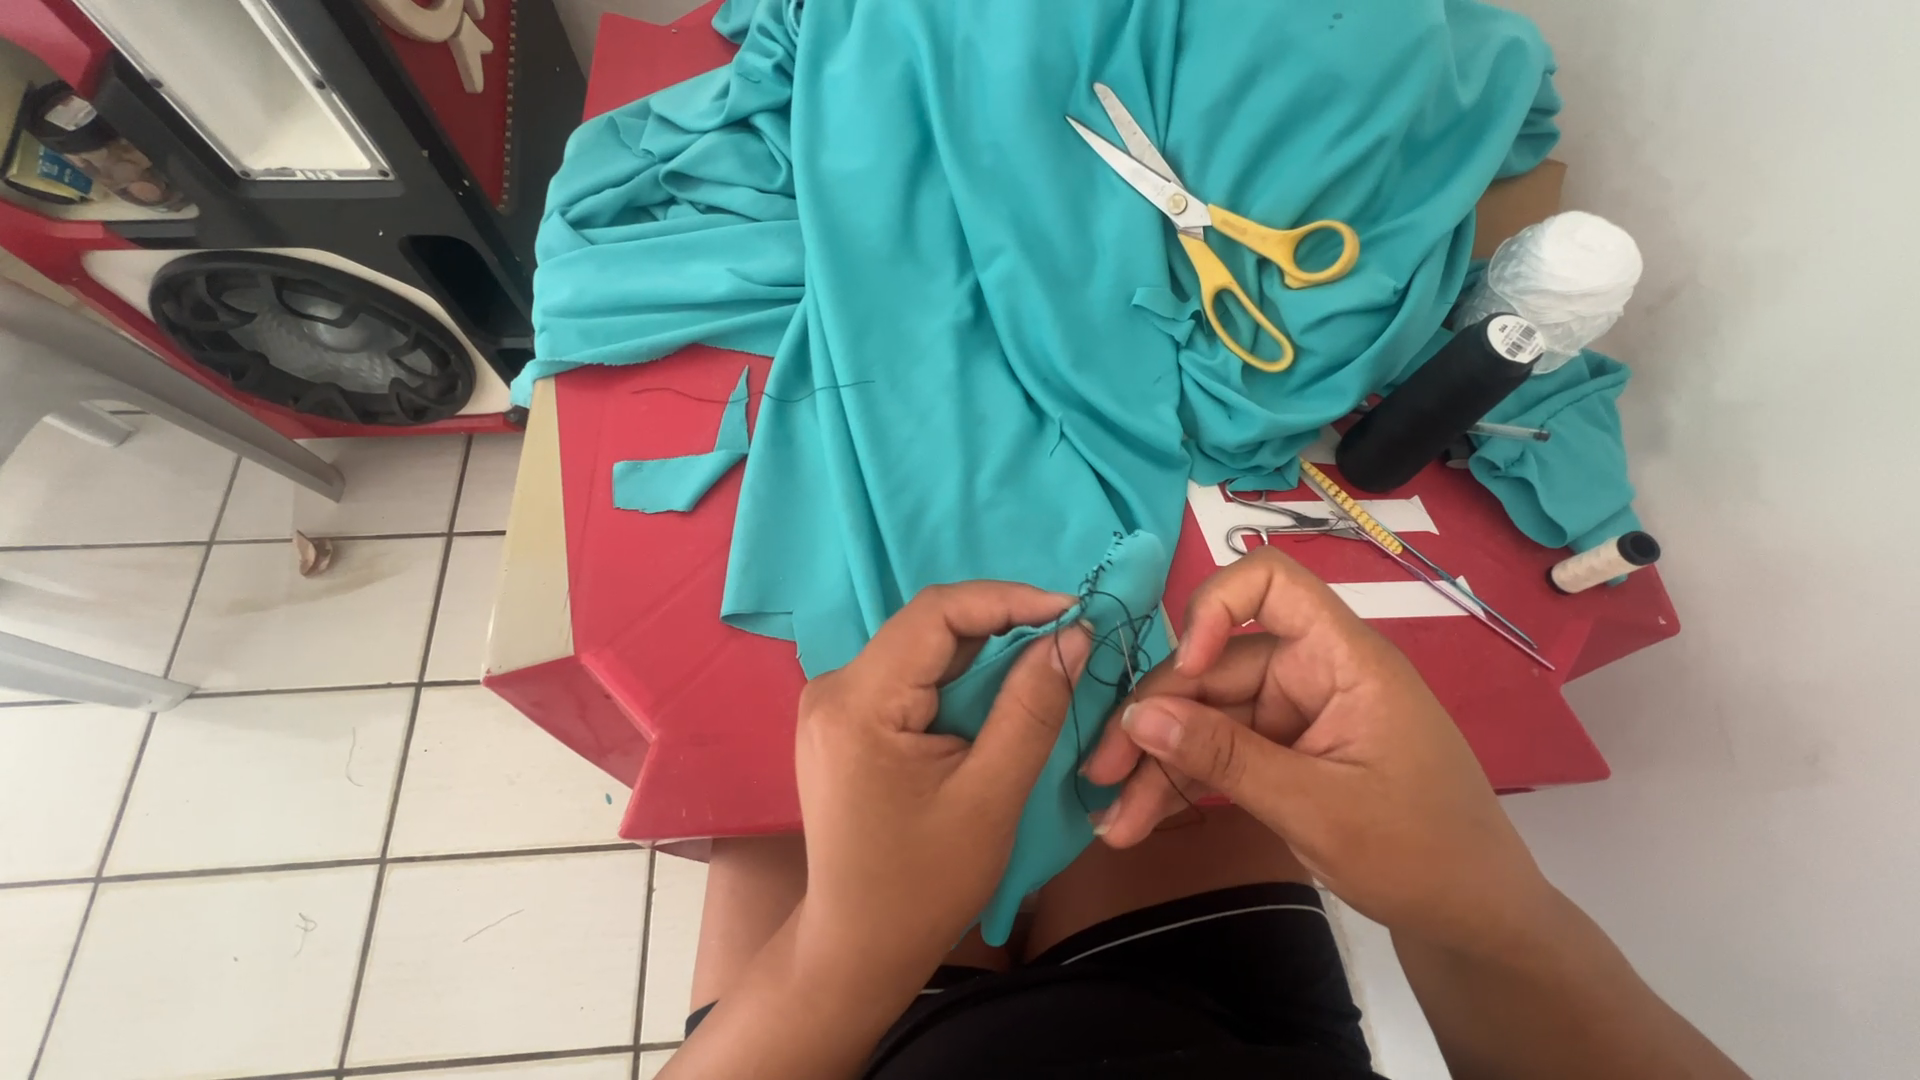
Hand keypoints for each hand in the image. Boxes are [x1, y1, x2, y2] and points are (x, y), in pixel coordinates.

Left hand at [794, 582, 1091, 976]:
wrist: (858, 946)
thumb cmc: (924, 883)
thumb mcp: (992, 796)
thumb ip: (1032, 707)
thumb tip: (1072, 633)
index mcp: (858, 702)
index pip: (935, 614)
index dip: (1008, 599)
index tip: (1071, 609)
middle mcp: (834, 687)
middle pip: (927, 628)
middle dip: (1002, 625)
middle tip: (1067, 638)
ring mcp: (834, 702)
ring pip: (922, 649)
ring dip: (984, 653)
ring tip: (1044, 662)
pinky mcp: (845, 718)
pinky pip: (911, 676)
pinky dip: (959, 679)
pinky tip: (997, 693)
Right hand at [1082, 548, 1554, 953]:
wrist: (1472, 922)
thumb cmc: (1421, 854)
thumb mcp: (1315, 808)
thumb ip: (1224, 757)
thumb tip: (1139, 718)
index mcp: (1339, 659)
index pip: (1272, 582)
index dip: (1215, 608)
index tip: (1185, 668)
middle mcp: (1308, 672)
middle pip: (1211, 668)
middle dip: (1155, 720)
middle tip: (1102, 772)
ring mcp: (1289, 713)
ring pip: (1202, 717)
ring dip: (1156, 764)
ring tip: (1113, 817)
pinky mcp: (1277, 751)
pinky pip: (1214, 752)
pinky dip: (1179, 784)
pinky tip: (1138, 819)